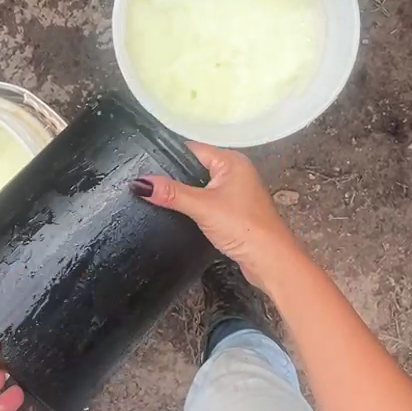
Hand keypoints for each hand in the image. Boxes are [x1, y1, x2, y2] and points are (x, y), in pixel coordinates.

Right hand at [135, 142, 303, 290]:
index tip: (142, 163)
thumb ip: (172, 193)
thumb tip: (140, 183)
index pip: (192, 149)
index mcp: (231, 160)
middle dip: (173, 175)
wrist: (271, 261)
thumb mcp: (202, 207)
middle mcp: (235, 171)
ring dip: (184, 192)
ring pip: (201, 185)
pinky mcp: (234, 210)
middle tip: (144, 182)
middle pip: (195, 166)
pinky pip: (207, 200)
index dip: (168, 156)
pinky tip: (177, 211)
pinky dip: (193, 204)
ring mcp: (236, 191)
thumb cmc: (242, 226)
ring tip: (155, 195)